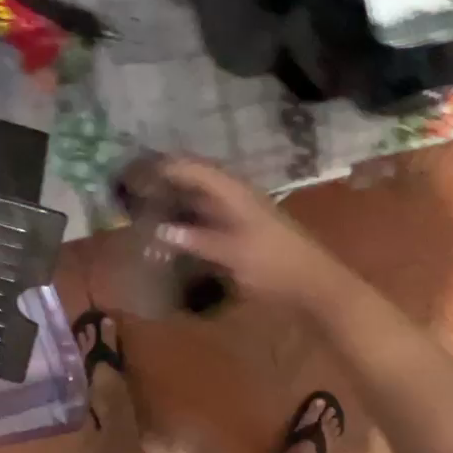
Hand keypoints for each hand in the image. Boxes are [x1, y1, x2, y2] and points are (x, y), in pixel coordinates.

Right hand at [121, 156, 349, 312]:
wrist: (316, 285)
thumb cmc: (277, 266)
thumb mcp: (235, 253)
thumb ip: (198, 241)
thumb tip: (160, 230)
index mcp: (237, 195)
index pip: (197, 169)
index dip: (168, 166)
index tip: (137, 170)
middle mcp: (239, 199)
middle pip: (199, 182)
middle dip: (169, 183)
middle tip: (136, 190)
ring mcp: (244, 217)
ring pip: (205, 202)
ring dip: (180, 204)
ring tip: (149, 209)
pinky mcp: (246, 236)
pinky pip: (212, 221)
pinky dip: (192, 224)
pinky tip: (177, 235)